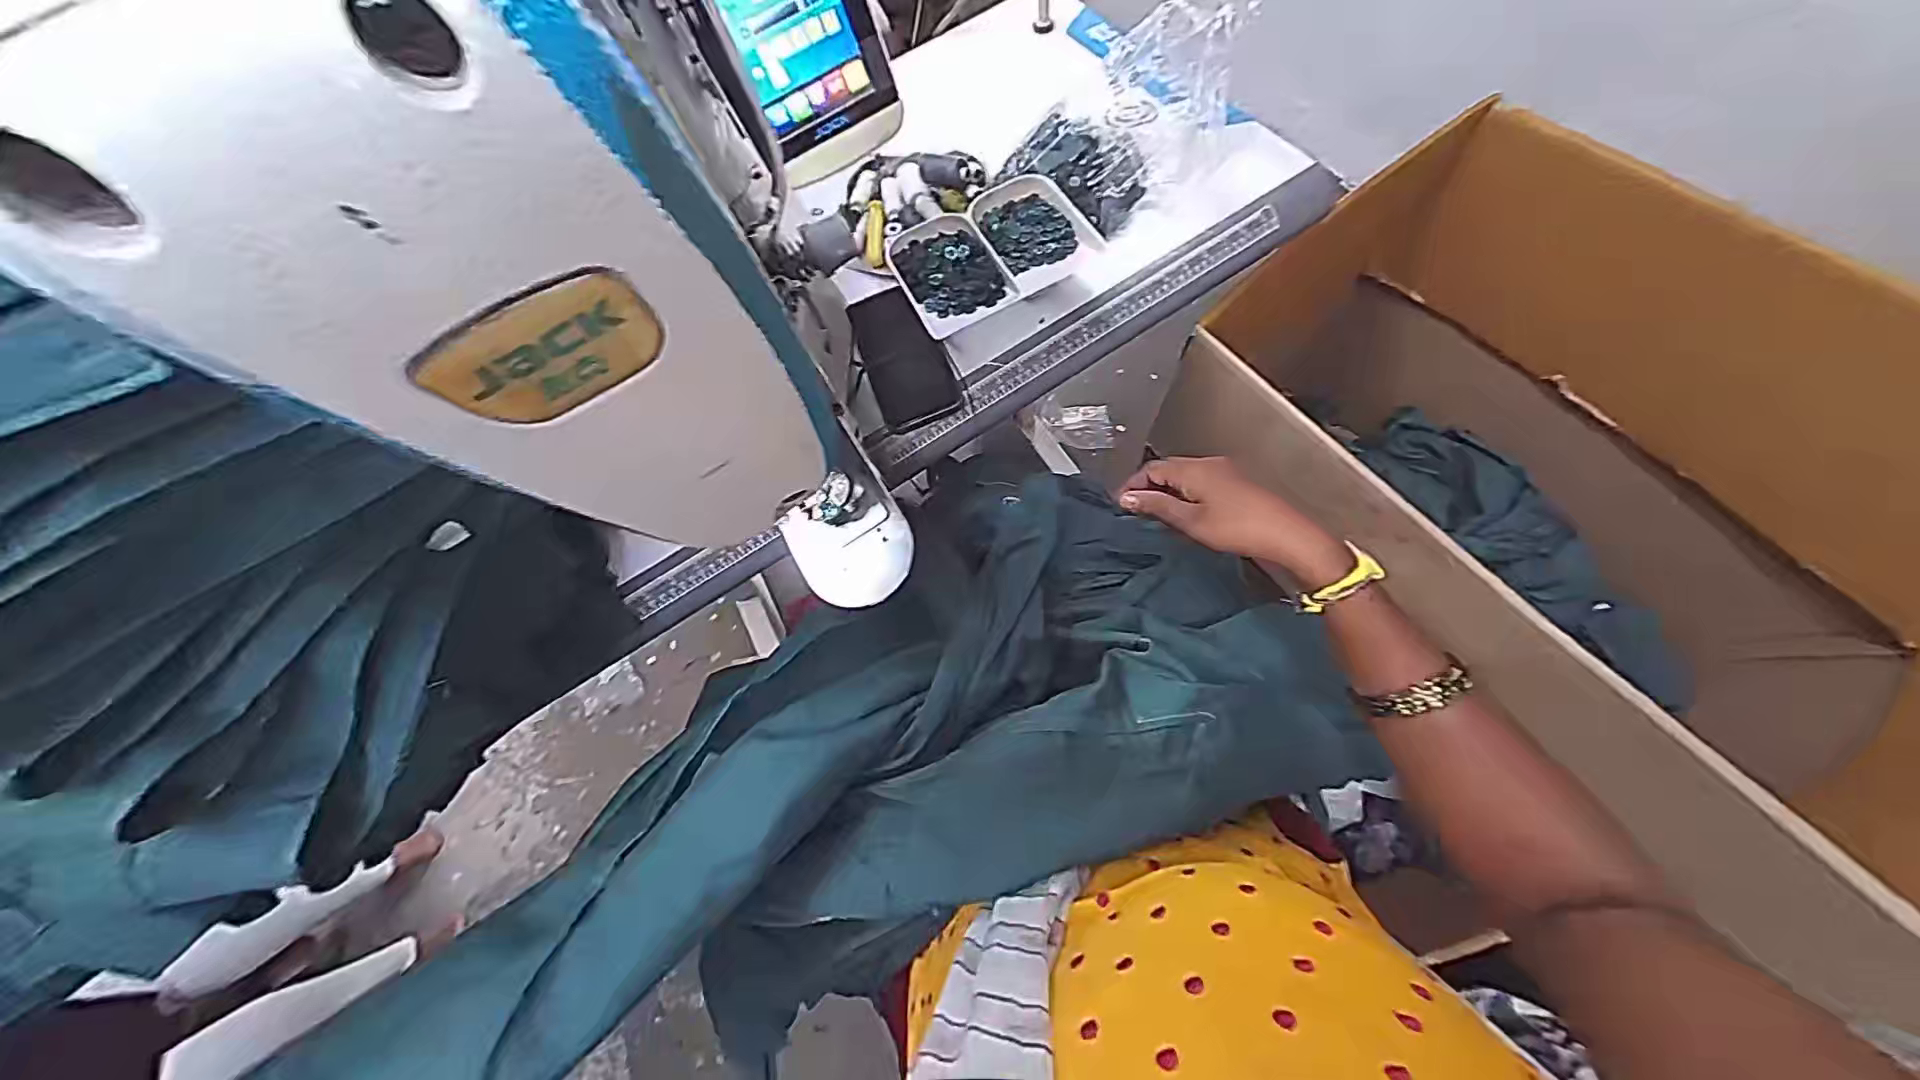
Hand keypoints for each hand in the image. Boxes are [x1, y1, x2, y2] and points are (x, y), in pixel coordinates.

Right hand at [1118, 456, 1352, 583]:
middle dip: (1149, 487)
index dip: (1134, 484)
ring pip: (1185, 476)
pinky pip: (1200, 482)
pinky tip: (1185, 514)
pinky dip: (1185, 495)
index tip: (1121, 504)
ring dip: (1167, 492)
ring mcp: (1225, 471)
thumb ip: (1157, 506)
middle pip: (1168, 469)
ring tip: (1157, 515)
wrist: (1288, 535)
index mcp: (1195, 469)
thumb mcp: (1191, 521)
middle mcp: (1209, 464)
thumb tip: (1127, 497)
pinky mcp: (1236, 483)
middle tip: (1136, 511)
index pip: (1152, 467)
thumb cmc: (1238, 528)